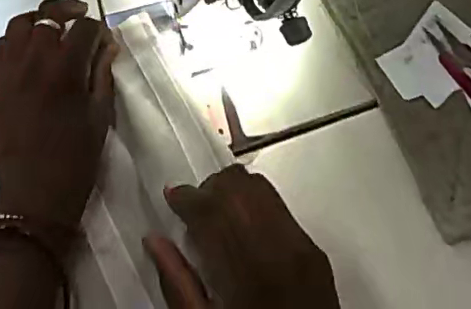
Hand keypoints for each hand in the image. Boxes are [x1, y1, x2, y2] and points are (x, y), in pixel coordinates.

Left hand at [0, 0, 116, 236]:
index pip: (84, 28)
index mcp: (66, 66)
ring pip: (20, 25)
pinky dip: (10, 45)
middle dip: (68, 12)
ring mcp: (7, 67)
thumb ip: (102, 73)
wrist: (33, 196)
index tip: (102, 37)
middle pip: (49, 15)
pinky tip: (23, 55)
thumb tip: (107, 44)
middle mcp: (34, 57)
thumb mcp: (100, 116)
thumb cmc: (75, 160)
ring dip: (37, 23)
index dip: (97, 29)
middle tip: (79, 16)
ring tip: (49, 31)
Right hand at [143, 166, 337, 308]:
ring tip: (220, 218)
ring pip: (259, 187)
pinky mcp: (316, 252)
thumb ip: (178, 284)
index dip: (185, 198)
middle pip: (235, 186)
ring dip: (232, 193)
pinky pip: (279, 207)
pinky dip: (256, 206)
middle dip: (208, 191)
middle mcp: (277, 248)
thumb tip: (154, 241)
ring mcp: (301, 247)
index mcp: (245, 269)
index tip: (173, 201)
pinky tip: (246, 231)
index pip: (210, 207)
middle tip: (195, 213)